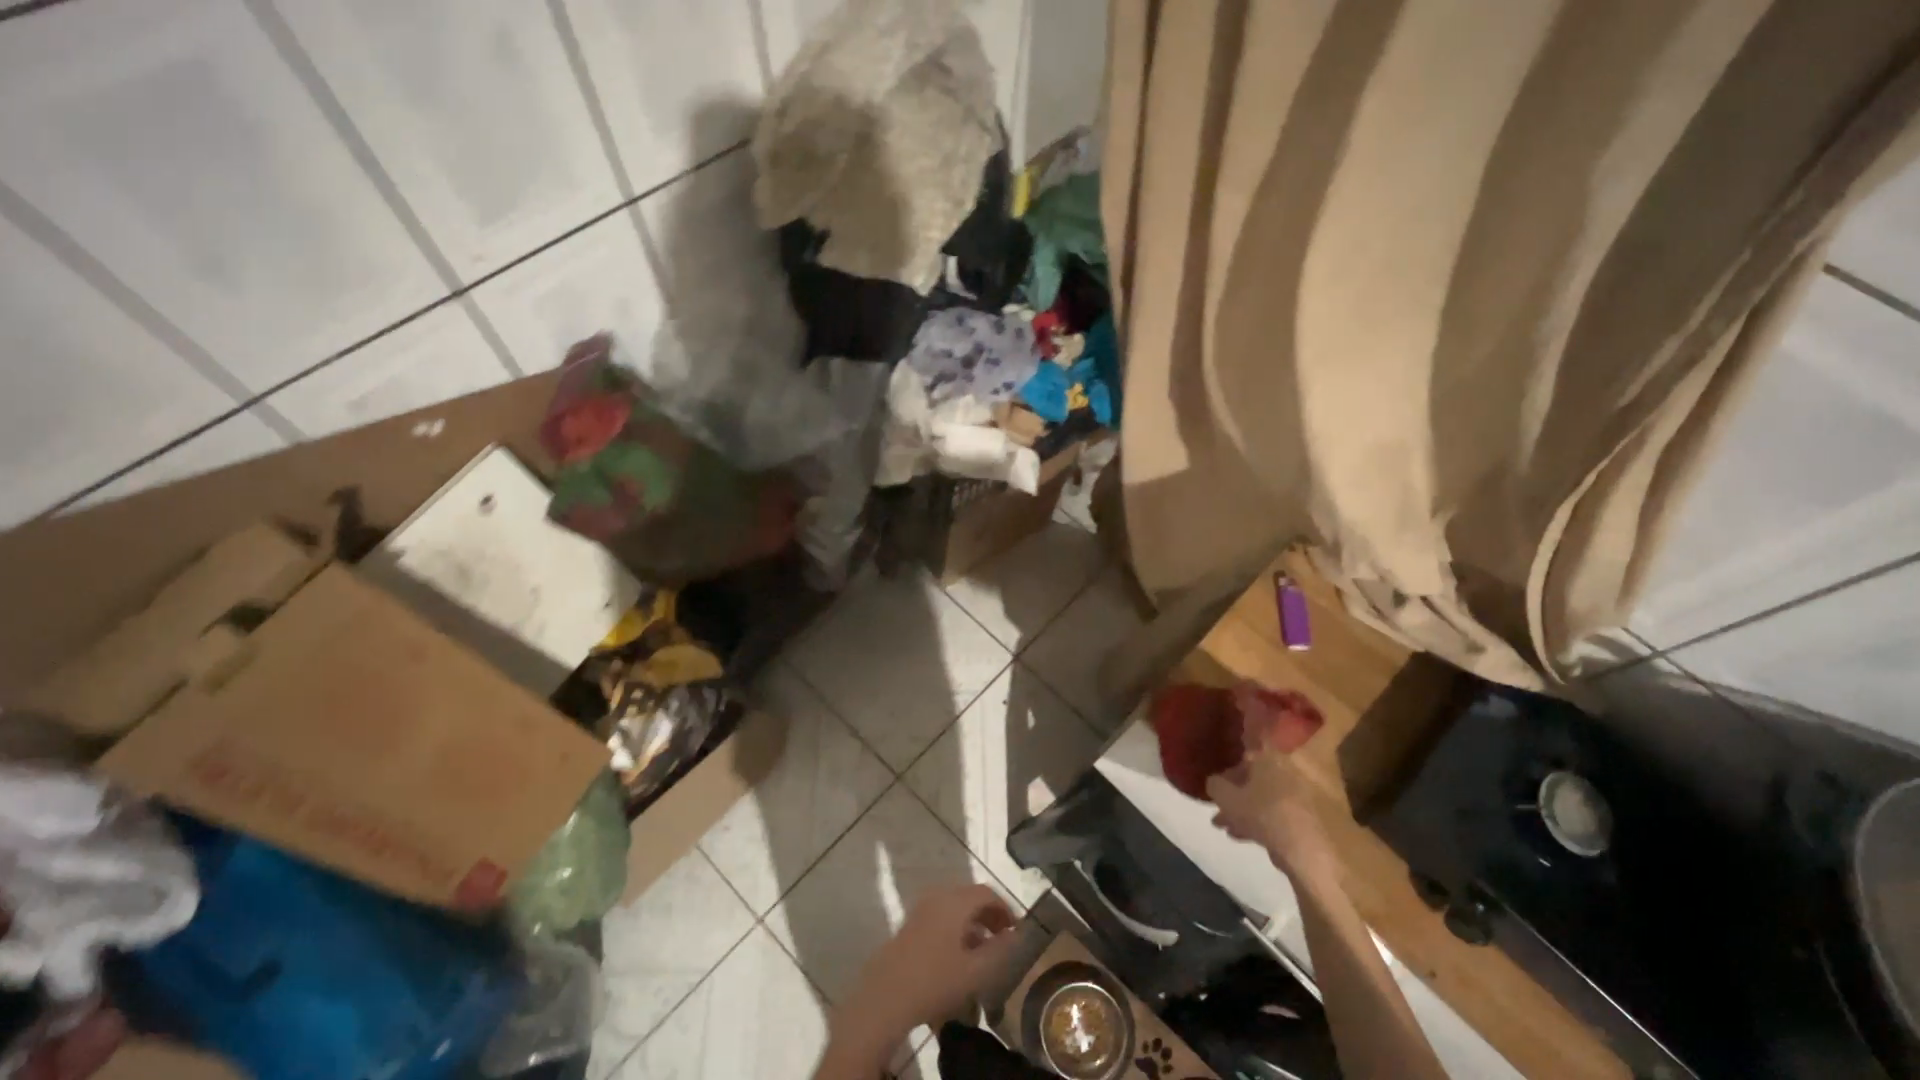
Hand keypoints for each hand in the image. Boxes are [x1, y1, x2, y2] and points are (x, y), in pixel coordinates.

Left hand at [837, 884, 1019, 1043]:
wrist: (885, 998)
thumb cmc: (935, 981)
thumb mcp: (976, 971)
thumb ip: (1000, 949)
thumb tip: (1017, 934)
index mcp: (954, 903)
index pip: (986, 893)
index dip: (1005, 909)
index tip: (1016, 931)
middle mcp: (936, 899)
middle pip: (969, 897)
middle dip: (989, 915)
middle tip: (1003, 939)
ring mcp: (919, 912)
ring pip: (954, 909)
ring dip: (973, 924)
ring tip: (983, 952)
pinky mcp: (909, 927)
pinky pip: (940, 919)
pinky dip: (956, 930)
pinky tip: (959, 958)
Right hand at [1207, 688, 1335, 877]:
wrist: (1303, 852)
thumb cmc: (1264, 814)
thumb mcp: (1228, 798)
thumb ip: (1216, 785)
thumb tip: (1213, 780)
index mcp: (1267, 757)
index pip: (1256, 724)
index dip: (1248, 706)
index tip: (1243, 687)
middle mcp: (1281, 768)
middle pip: (1254, 762)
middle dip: (1234, 771)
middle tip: (1218, 778)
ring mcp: (1290, 791)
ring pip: (1257, 788)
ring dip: (1238, 800)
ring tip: (1219, 819)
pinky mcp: (1293, 814)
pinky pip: (1265, 807)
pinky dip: (1249, 815)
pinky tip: (1234, 832)